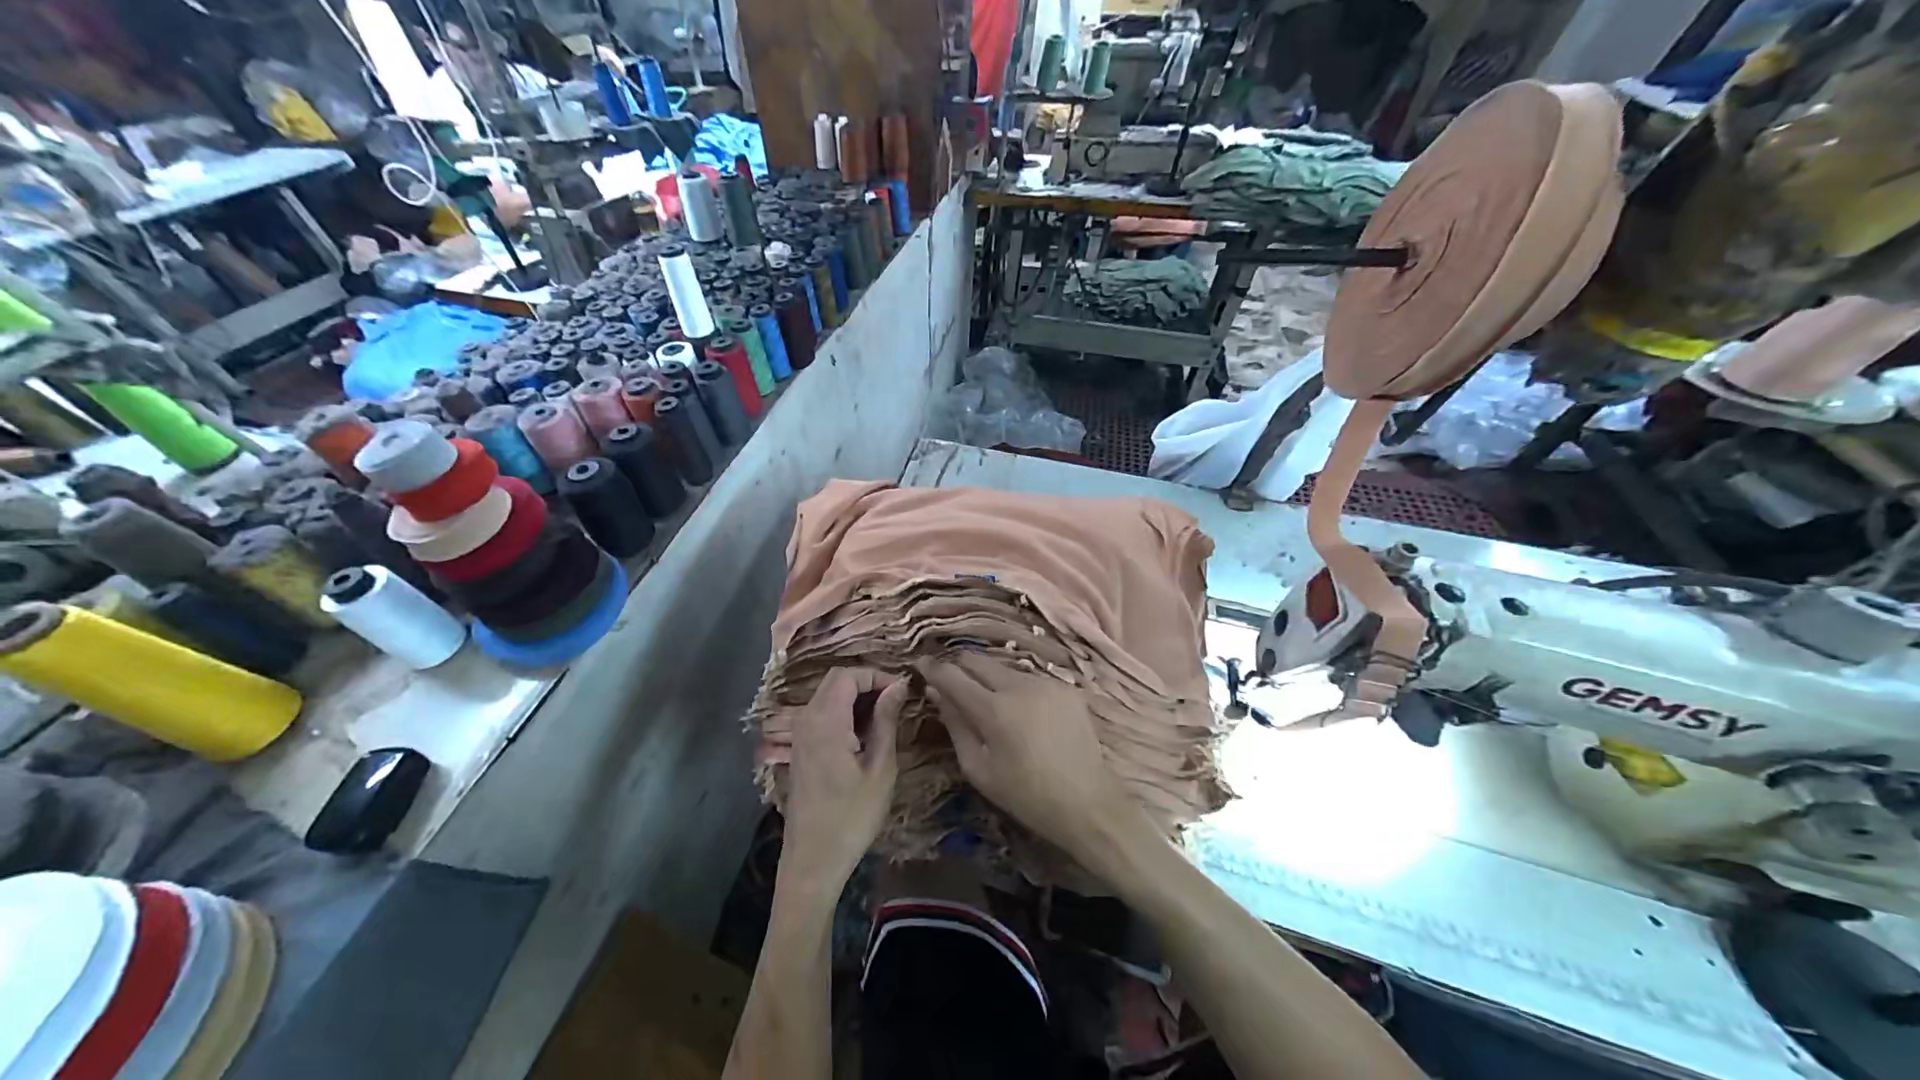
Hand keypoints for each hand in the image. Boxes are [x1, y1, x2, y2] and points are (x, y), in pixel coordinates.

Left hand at [782, 667, 907, 891]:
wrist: (813, 859)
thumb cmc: (852, 817)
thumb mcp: (880, 768)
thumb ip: (886, 721)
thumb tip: (898, 686)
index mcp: (825, 721)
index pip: (848, 674)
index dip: (877, 675)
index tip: (903, 691)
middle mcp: (806, 720)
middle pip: (836, 680)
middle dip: (867, 682)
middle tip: (897, 702)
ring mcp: (799, 734)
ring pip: (828, 696)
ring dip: (856, 698)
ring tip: (886, 718)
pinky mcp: (800, 749)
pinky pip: (822, 714)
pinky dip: (844, 713)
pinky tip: (865, 736)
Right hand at [918, 654, 1145, 870]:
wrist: (1087, 802)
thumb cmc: (1026, 795)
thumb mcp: (978, 769)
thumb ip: (955, 725)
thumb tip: (937, 693)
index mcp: (994, 709)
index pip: (953, 675)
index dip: (933, 668)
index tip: (920, 664)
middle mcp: (1019, 686)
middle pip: (978, 660)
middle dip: (959, 666)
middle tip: (949, 679)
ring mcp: (1046, 683)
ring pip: (1004, 667)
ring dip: (988, 676)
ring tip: (985, 698)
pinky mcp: (1066, 688)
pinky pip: (1029, 678)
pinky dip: (1015, 687)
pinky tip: (1018, 710)